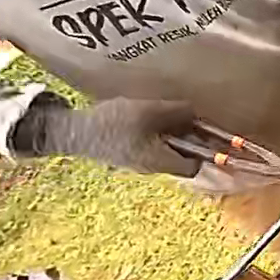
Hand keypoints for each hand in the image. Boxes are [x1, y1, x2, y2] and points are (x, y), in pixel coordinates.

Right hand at [18, 95, 200, 176]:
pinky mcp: (127, 154)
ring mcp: (138, 162)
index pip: (194, 167)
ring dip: (174, 136)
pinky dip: (159, 135)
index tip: (208, 133)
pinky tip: (154, 119)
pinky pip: (151, 147)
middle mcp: (152, 167)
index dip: (206, 152)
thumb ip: (178, 112)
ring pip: (167, 152)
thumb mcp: (150, 111)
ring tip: (174, 117)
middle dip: (191, 141)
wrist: (71, 132)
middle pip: (182, 159)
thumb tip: (196, 112)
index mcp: (161, 161)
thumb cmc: (113, 123)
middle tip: (193, 122)